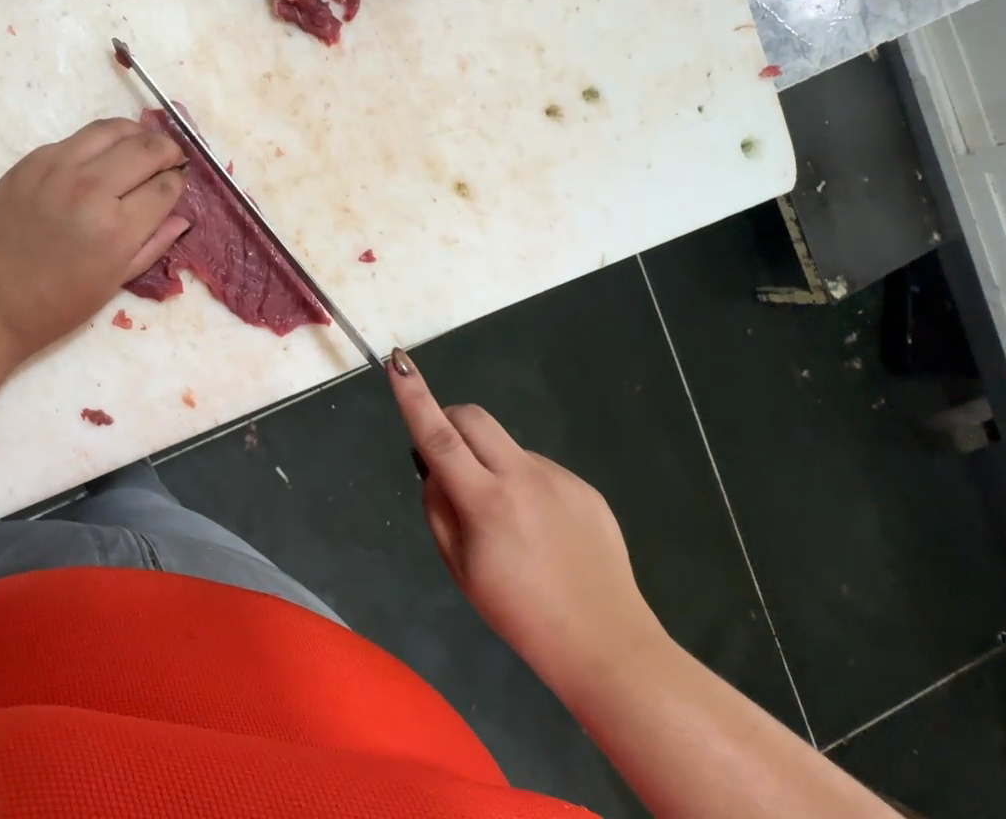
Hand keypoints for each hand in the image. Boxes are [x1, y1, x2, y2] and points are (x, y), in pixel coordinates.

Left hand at [0, 118, 189, 357]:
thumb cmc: (58, 304)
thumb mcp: (116, 282)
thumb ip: (153, 242)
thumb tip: (181, 215)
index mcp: (116, 228)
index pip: (165, 185)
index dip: (177, 182)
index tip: (176, 184)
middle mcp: (90, 189)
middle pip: (145, 147)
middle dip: (166, 150)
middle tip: (169, 158)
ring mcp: (56, 170)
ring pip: (110, 130)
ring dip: (134, 135)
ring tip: (138, 147)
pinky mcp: (30, 163)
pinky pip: (74, 140)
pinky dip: (94, 145)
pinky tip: (96, 162)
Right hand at [386, 351, 668, 694]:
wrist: (606, 643)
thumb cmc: (517, 612)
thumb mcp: (458, 566)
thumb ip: (439, 508)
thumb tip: (434, 469)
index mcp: (487, 502)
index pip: (439, 437)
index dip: (415, 398)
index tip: (400, 363)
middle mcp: (524, 479)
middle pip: (475, 419)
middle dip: (450, 420)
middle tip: (446, 458)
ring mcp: (561, 480)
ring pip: (506, 447)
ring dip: (489, 463)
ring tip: (505, 522)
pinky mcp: (586, 489)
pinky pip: (537, 469)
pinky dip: (521, 484)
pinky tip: (538, 530)